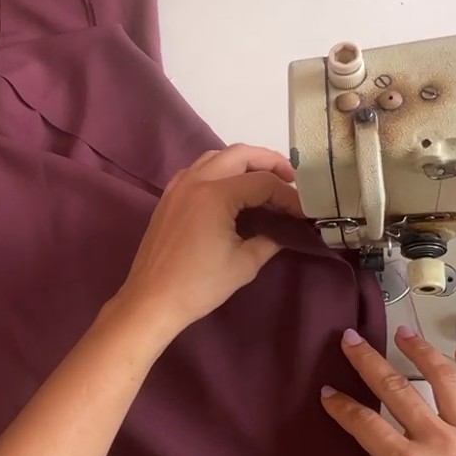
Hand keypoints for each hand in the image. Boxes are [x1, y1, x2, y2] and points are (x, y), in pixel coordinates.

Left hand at [113, 145, 302, 338]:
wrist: (152, 300)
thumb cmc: (199, 285)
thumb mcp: (244, 264)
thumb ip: (269, 239)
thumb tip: (284, 229)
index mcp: (215, 195)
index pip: (262, 182)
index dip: (288, 195)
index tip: (304, 210)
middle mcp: (196, 181)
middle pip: (240, 155)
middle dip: (269, 162)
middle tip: (291, 180)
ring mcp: (178, 186)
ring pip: (217, 157)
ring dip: (244, 163)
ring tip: (264, 181)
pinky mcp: (168, 197)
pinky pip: (198, 170)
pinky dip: (220, 171)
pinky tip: (231, 190)